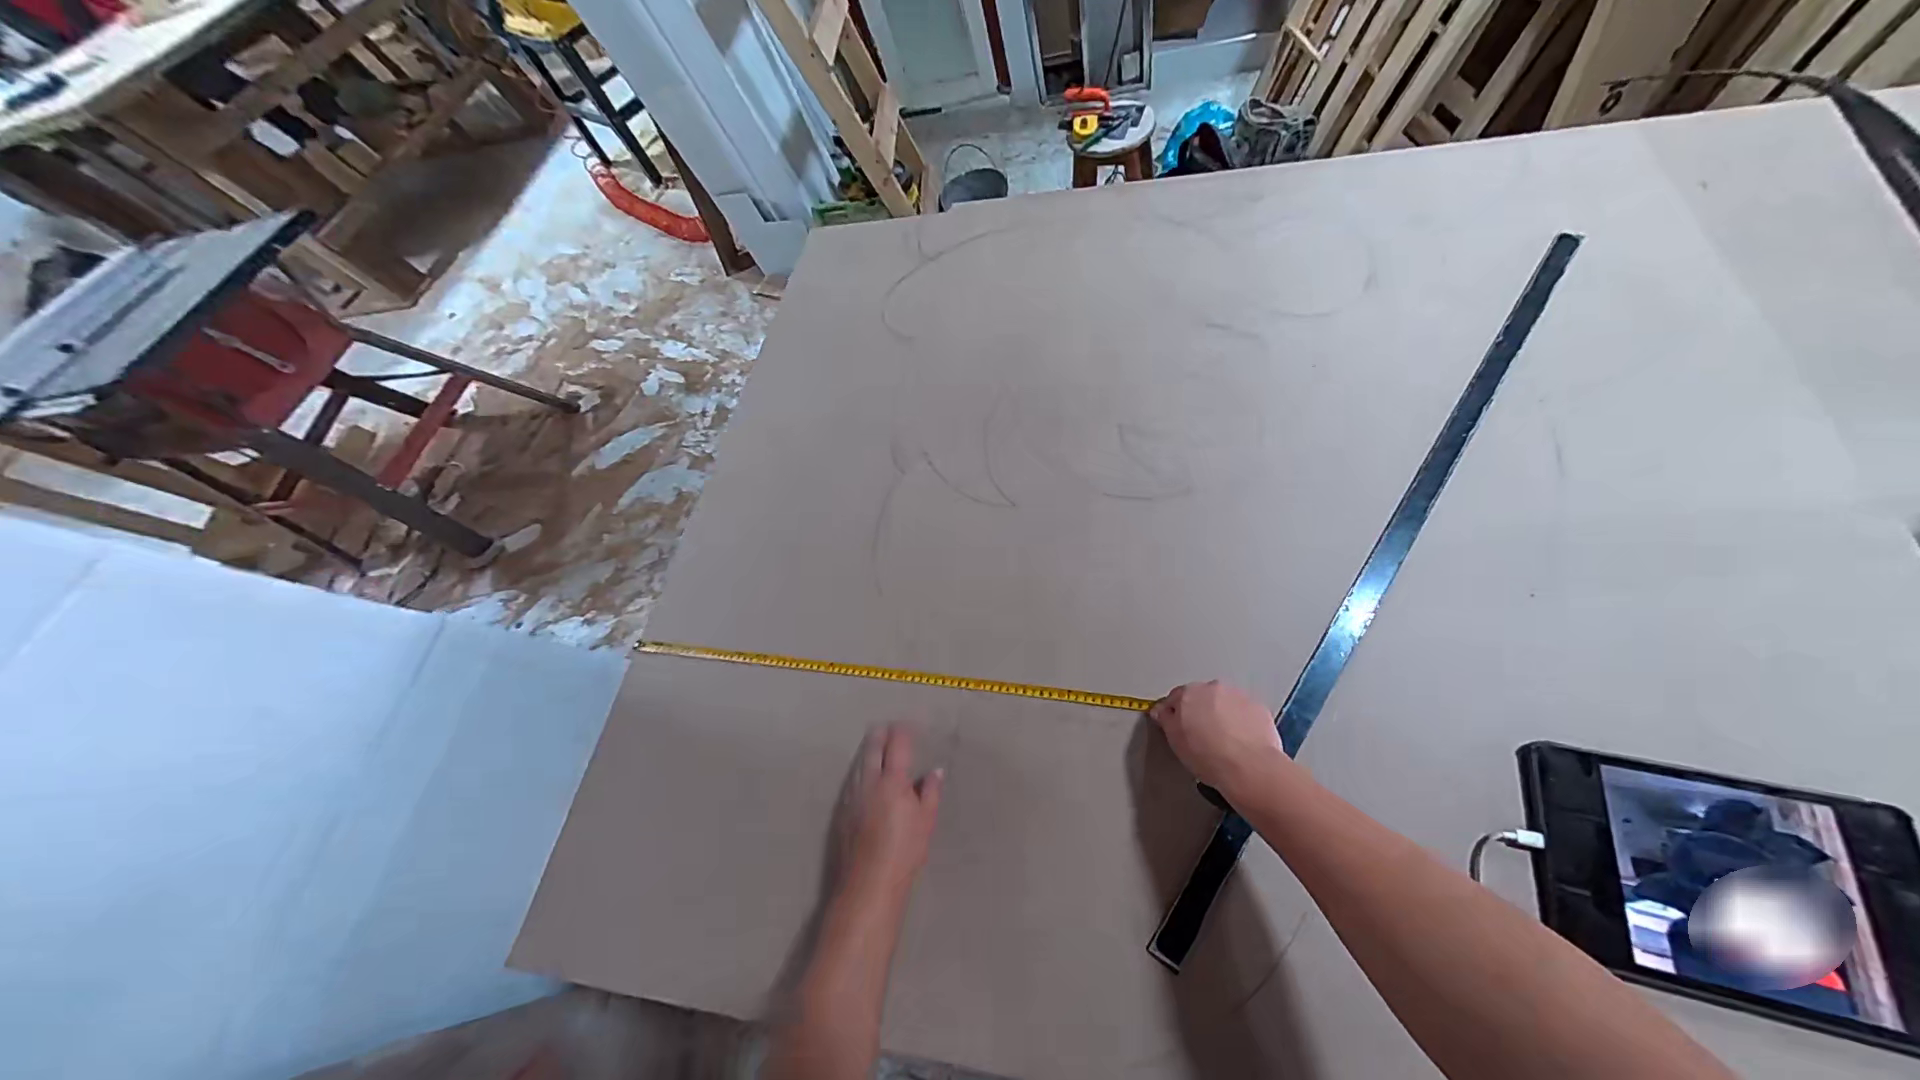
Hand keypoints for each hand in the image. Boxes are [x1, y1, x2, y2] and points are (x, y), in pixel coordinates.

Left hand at [832, 724, 944, 901]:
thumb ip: (929, 792)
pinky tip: (860, 773)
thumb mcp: (926, 822)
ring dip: (866, 750)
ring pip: (859, 764)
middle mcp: (870, 782)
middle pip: (873, 750)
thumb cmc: (904, 852)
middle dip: (880, 735)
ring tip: (872, 743)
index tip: (905, 726)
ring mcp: (852, 795)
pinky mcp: (841, 810)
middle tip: (884, 727)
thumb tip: (935, 771)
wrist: (868, 882)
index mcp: (893, 782)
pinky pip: (850, 780)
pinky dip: (858, 770)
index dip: (901, 733)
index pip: (897, 747)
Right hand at [1149, 681, 1291, 800]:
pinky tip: (1240, 741)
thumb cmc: (1211, 757)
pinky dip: (1241, 721)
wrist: (1248, 767)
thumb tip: (1164, 713)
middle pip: (1201, 696)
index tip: (1177, 726)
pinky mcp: (1258, 707)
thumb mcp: (1175, 741)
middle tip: (1201, 736)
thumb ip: (1166, 720)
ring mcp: (1237, 696)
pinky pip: (1244, 711)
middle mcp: (1213, 689)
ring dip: (1221, 714)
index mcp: (1188, 693)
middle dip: (1200, 711)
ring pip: (1223, 702)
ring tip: (1223, 741)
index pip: (1174, 698)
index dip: (1174, 714)